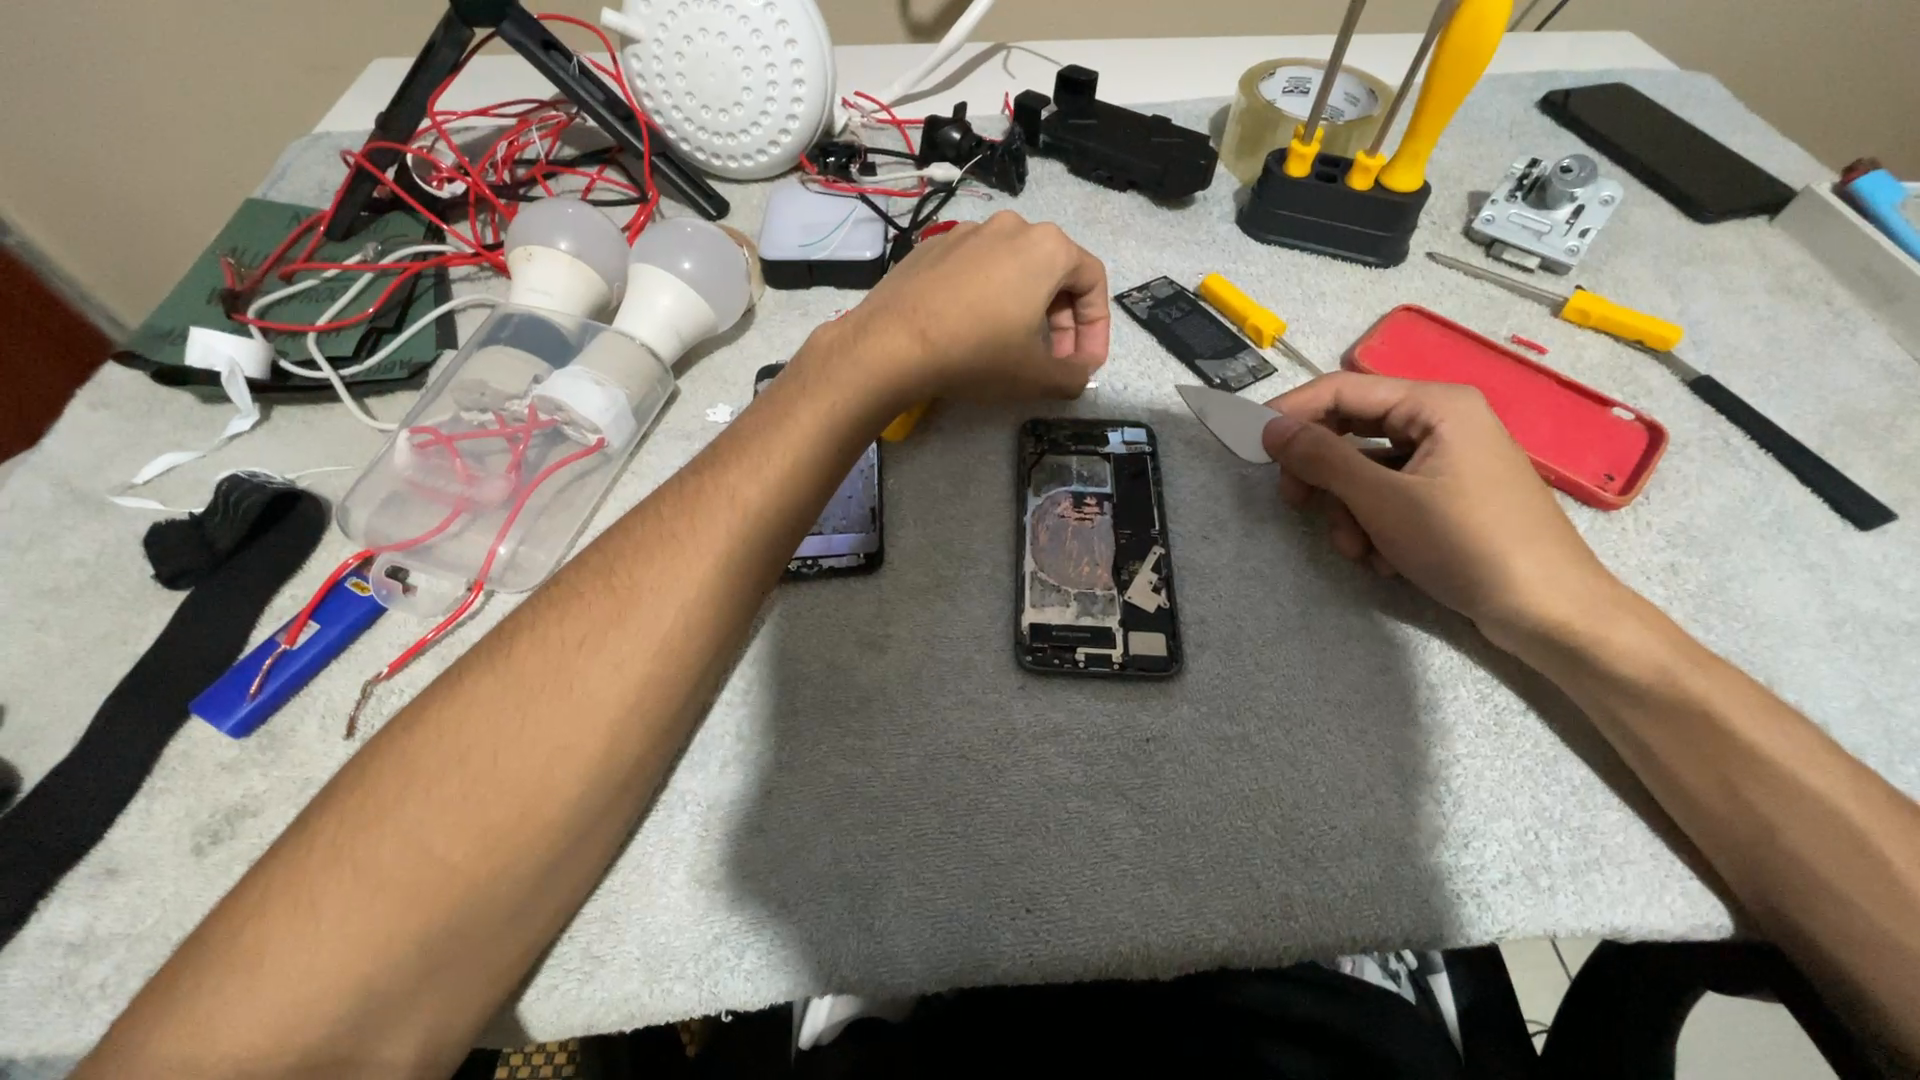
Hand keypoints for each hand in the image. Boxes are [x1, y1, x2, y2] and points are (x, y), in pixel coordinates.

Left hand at [833, 210, 1109, 401]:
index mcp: (1047, 247)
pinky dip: (986, 298)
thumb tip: (1081, 372)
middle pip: (1053, 273)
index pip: (1093, 282)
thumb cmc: (977, 353)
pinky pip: (975, 271)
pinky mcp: (933, 247)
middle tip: (1053, 360)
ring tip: (1013, 347)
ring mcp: (967, 232)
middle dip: (1061, 321)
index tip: (1085, 362)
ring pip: (1013, 270)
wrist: (891, 345)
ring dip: (1024, 308)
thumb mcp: (1037, 376)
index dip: (1096, 328)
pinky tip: (971, 331)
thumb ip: (1074, 376)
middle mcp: (1011, 227)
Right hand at [1261, 372, 1625, 651]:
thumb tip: (1271, 429)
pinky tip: (1386, 560)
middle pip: (1352, 431)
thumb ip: (1321, 458)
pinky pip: (1391, 496)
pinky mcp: (1450, 496)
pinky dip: (1376, 525)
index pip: (1343, 390)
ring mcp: (1448, 461)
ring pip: (1367, 471)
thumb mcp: (1382, 500)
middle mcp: (1443, 422)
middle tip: (1295, 504)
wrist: (1547, 611)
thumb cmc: (1466, 543)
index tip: (1251, 443)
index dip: (1292, 413)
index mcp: (1436, 404)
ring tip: (1358, 550)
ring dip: (1348, 511)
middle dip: (1323, 475)